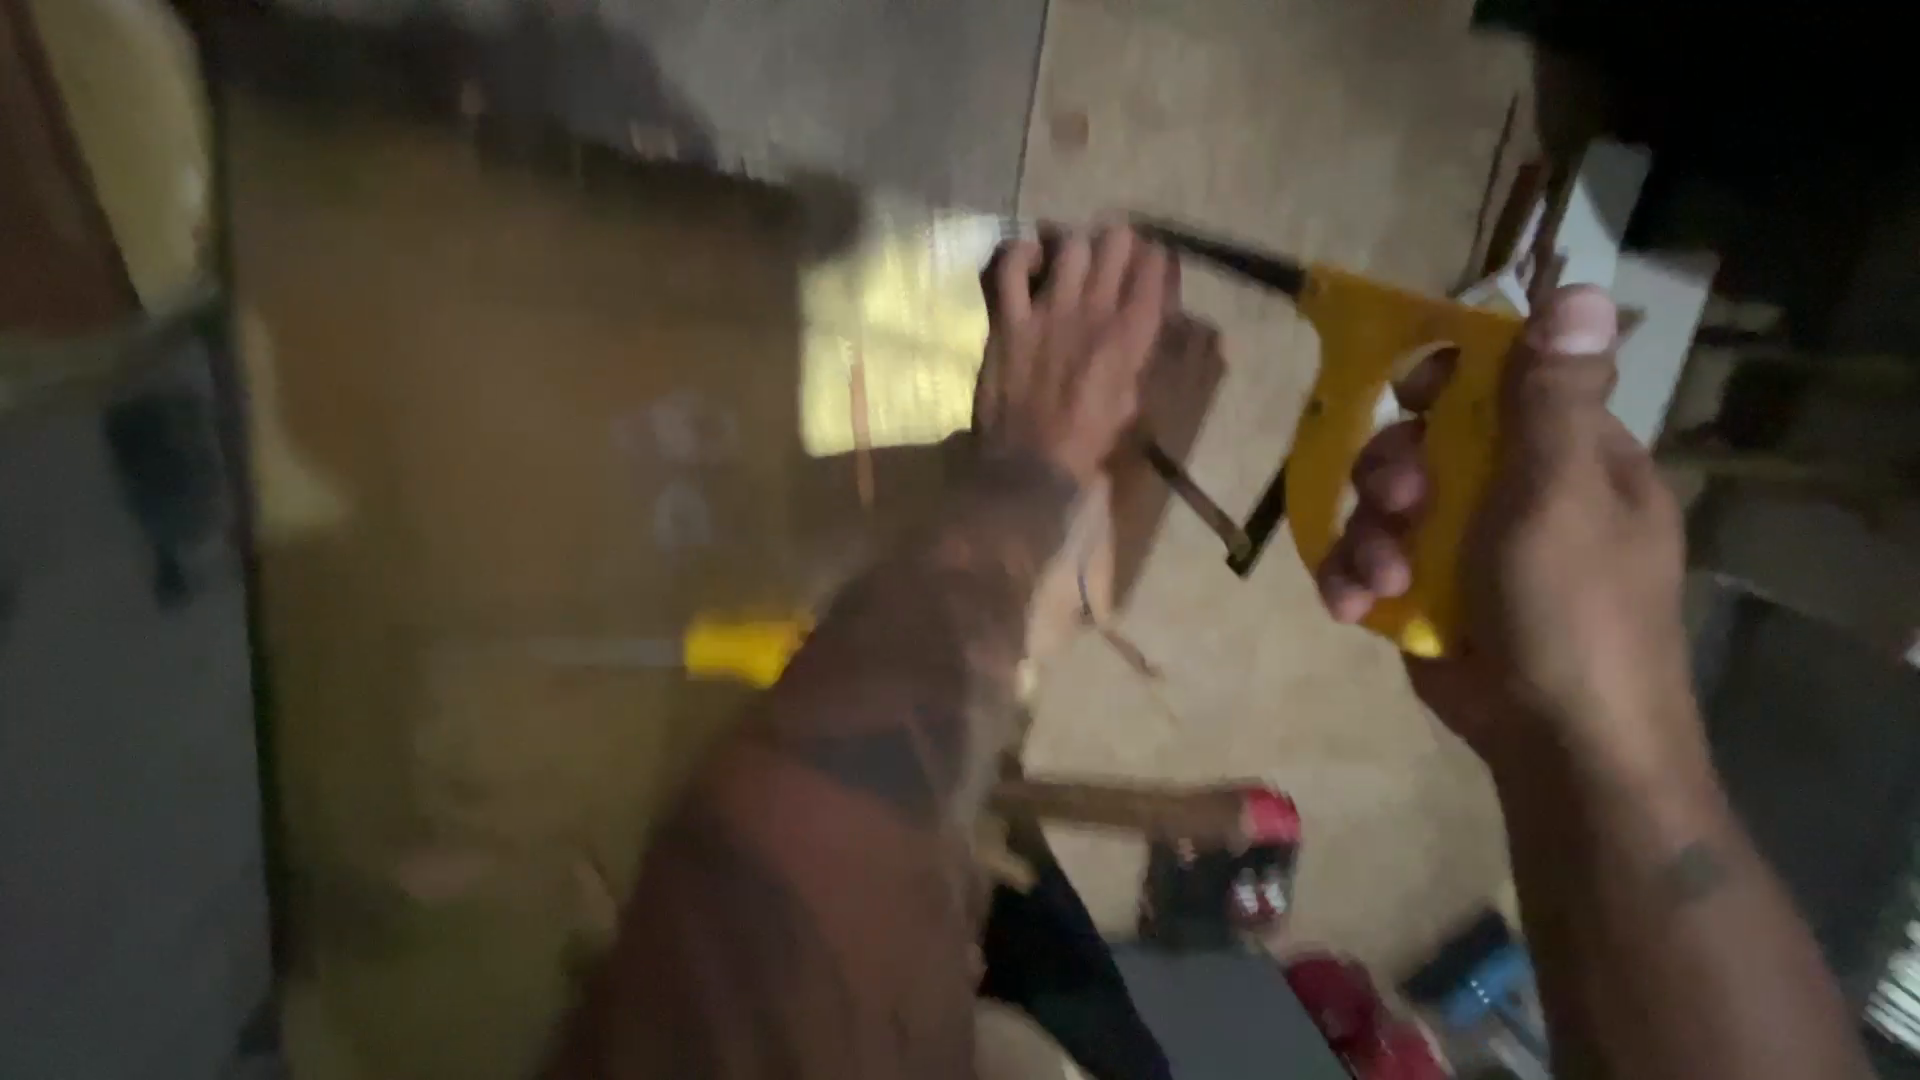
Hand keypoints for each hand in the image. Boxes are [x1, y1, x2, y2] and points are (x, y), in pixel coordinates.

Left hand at [974, 225, 1176, 482]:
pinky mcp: (1009, 321)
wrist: (1029, 467)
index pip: (1156, 266)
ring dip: (1075, 248)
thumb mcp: (1130, 402)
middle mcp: (1095, 312)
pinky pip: (1010, 267)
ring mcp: (1048, 312)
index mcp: (1131, 336)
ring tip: (1071, 262)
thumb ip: (1138, 358)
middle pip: (1116, 242)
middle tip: (1109, 259)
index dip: (1155, 260)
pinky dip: (1020, 256)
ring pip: (1070, 246)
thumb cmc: (1084, 444)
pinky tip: (1029, 262)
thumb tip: (1141, 329)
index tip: (1148, 269)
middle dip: (1117, 244)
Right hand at [1316, 287, 1701, 781]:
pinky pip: (1366, 559)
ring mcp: (1459, 543)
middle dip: (1390, 472)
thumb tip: (1575, 289)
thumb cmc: (1573, 610)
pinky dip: (1353, 579)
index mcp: (1564, 456)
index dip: (1446, 379)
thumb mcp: (1559, 497)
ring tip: (1379, 581)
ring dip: (1366, 538)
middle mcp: (1510, 490)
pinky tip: (1354, 605)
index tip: (1409, 395)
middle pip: (1418, 443)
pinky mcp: (1421, 589)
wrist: (1553, 740)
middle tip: (1397, 503)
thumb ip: (1549, 403)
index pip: (1497, 383)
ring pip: (1378, 507)